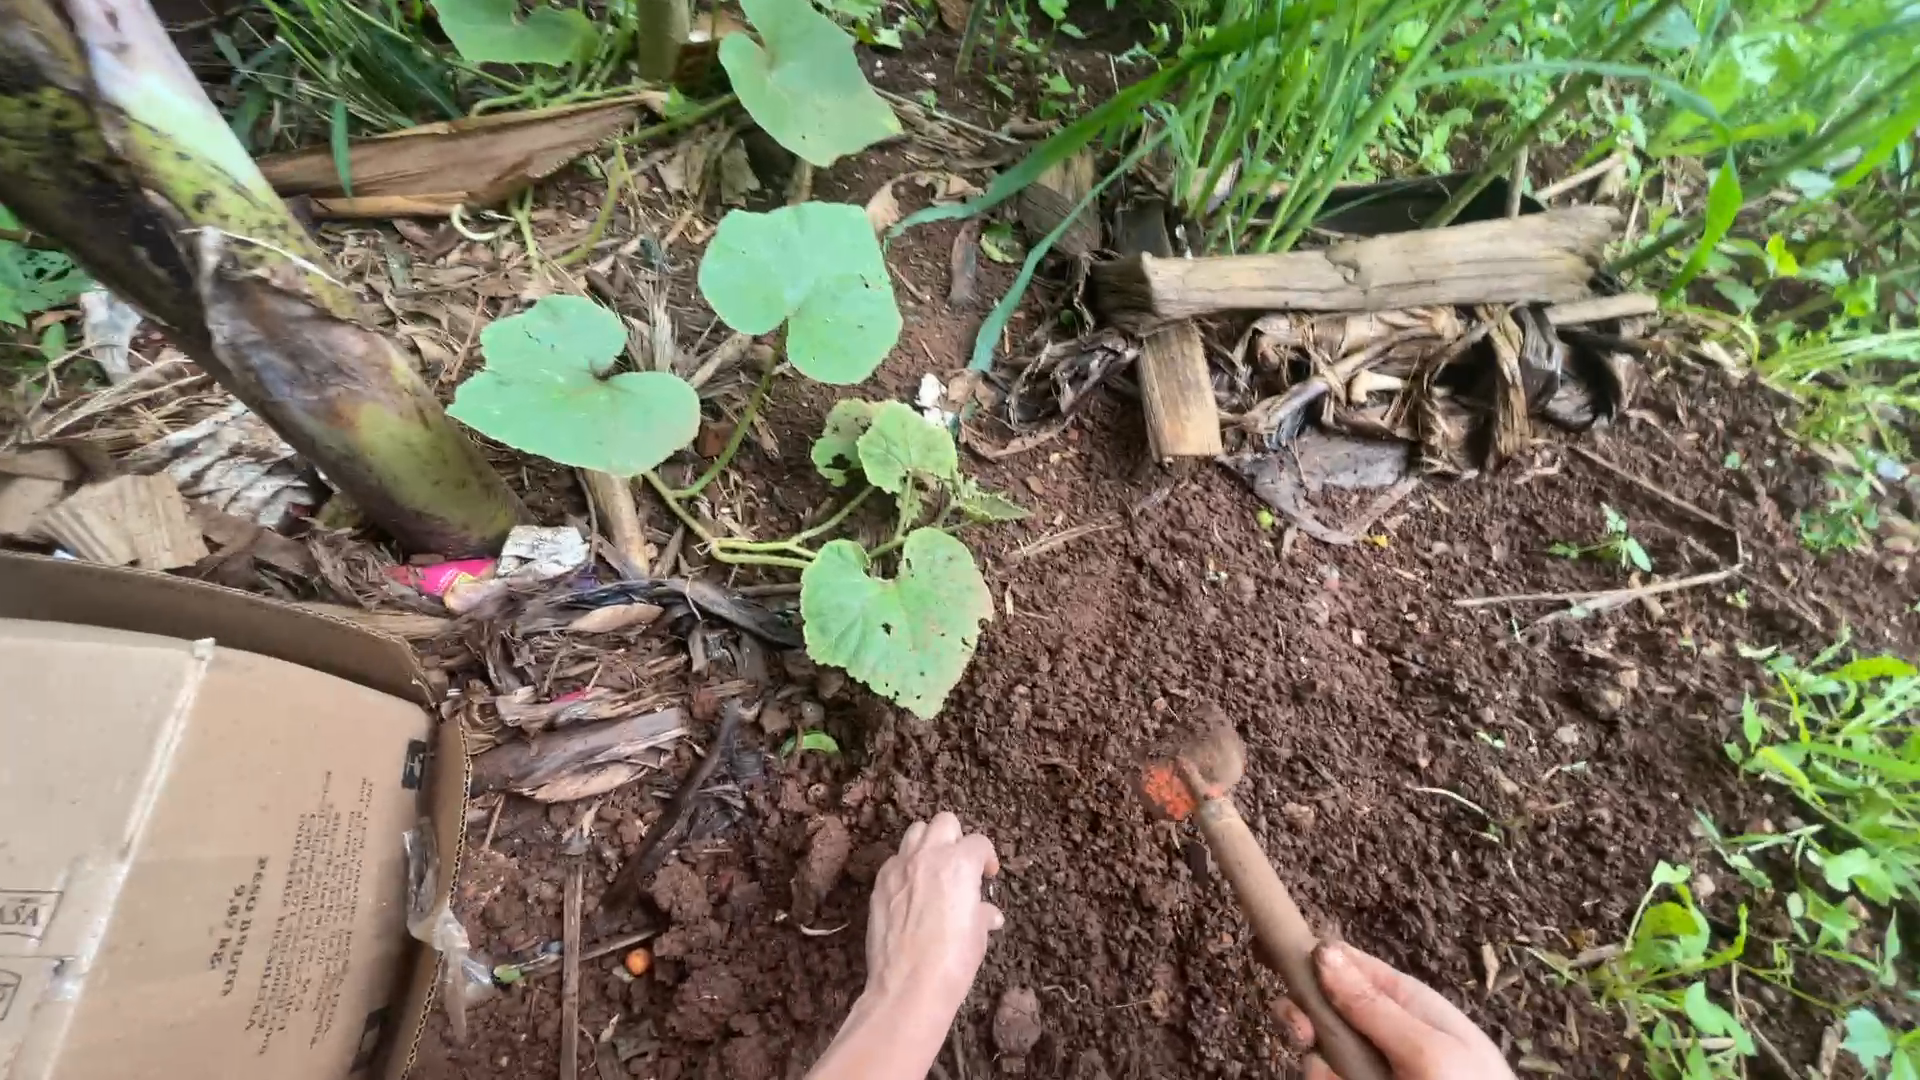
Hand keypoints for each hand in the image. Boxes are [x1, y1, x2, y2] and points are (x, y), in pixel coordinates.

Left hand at [864, 812, 1002, 1014]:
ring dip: (928, 844)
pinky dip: (905, 867)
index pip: (979, 842)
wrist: (908, 986)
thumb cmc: (952, 961)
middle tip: (959, 864)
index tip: (987, 875)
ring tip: (933, 868)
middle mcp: (929, 855)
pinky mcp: (880, 883)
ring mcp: (900, 866)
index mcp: (960, 863)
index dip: (987, 858)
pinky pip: (894, 860)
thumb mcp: (978, 936)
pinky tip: (910, 891)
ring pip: (915, 832)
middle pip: (944, 822)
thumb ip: (982, 913)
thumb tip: (990, 914)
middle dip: (956, 838)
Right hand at [1279, 943, 1514, 1079]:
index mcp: (1406, 1003)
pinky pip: (1324, 1077)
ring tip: (1330, 1077)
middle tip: (1300, 1032)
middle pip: (1319, 1000)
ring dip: (1312, 1056)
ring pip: (1316, 1046)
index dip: (1305, 953)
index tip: (1269, 952)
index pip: (1343, 960)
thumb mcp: (1431, 1052)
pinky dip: (1323, 1079)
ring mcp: (1371, 1067)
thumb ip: (1373, 1006)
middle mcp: (1382, 1030)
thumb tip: (1320, 950)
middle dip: (1300, 1012)